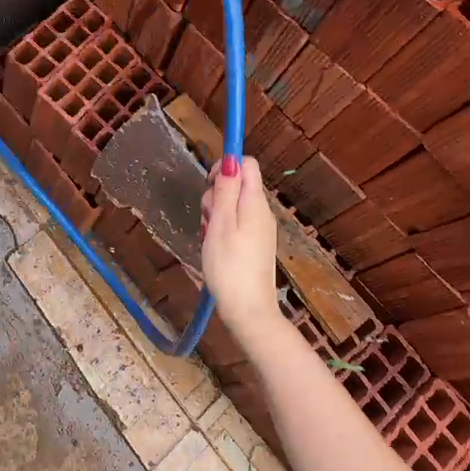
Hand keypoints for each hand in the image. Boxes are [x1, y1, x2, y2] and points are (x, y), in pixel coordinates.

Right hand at [200, 156, 281, 339]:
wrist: (248, 312)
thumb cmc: (229, 266)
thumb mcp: (221, 223)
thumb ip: (226, 189)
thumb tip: (231, 158)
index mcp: (254, 203)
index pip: (247, 164)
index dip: (226, 166)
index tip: (209, 184)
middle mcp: (261, 212)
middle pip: (237, 184)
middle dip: (216, 195)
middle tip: (208, 219)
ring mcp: (259, 229)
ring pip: (233, 205)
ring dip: (216, 214)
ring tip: (209, 237)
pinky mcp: (255, 244)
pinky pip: (236, 223)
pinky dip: (222, 230)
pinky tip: (214, 248)